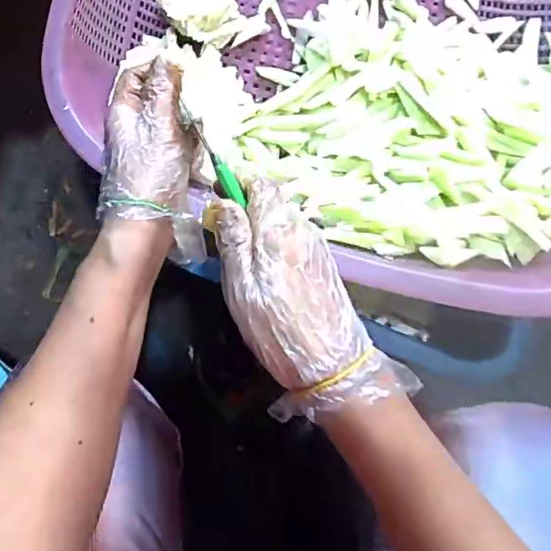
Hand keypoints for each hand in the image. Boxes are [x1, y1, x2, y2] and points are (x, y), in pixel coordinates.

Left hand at [100, 57, 203, 262]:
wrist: (146, 224)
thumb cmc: (151, 172)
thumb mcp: (160, 125)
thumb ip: (163, 90)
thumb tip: (166, 57)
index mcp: (123, 110)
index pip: (134, 72)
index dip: (157, 62)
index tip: (185, 62)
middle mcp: (130, 123)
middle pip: (152, 92)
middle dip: (177, 85)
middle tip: (204, 83)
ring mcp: (144, 142)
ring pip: (167, 114)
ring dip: (187, 110)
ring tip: (209, 106)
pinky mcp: (158, 160)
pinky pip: (175, 136)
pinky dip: (190, 132)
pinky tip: (204, 133)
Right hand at [208, 178, 416, 420]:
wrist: (333, 367)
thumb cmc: (276, 326)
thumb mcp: (241, 283)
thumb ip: (233, 238)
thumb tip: (223, 201)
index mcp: (279, 228)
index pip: (261, 182)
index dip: (237, 183)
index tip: (217, 198)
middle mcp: (303, 227)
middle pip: (272, 199)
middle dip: (246, 208)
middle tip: (224, 236)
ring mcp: (317, 244)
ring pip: (282, 219)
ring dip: (260, 226)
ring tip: (242, 257)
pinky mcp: (323, 262)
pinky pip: (293, 237)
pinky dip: (275, 241)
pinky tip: (267, 270)